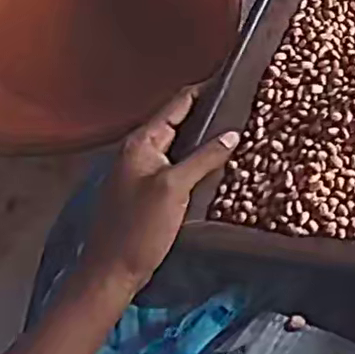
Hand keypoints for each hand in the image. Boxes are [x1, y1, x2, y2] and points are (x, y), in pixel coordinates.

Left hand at [78, 86, 238, 294]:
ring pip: (181, 142)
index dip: (205, 89)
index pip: (178, 103)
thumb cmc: (139, 228)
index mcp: (141, 143)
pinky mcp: (150, 188)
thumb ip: (204, 157)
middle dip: (210, 111)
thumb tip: (232, 133)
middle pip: (180, 120)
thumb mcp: (175, 188)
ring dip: (206, 135)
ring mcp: (143, 170)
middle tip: (244, 104)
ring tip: (238, 128)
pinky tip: (219, 160)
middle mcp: (139, 151)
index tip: (233, 79)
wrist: (110, 274)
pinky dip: (199, 155)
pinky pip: (179, 161)